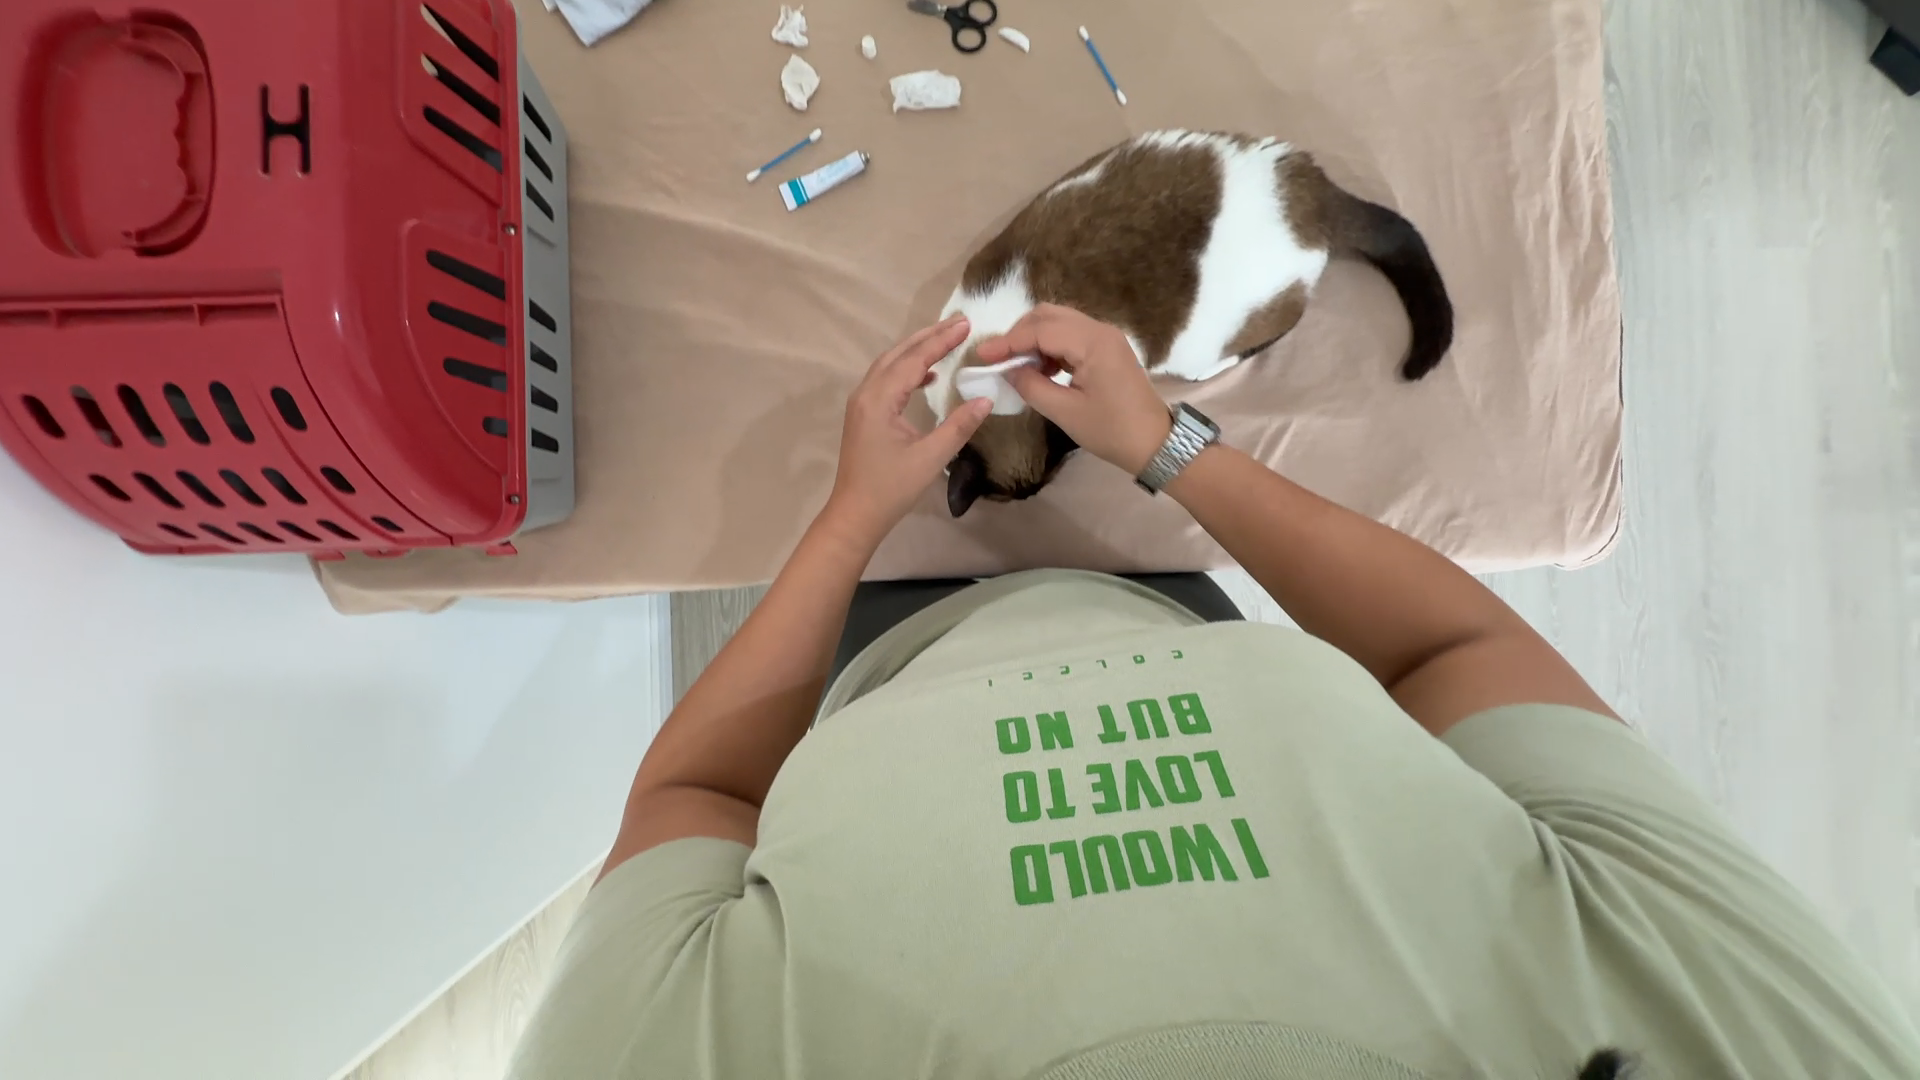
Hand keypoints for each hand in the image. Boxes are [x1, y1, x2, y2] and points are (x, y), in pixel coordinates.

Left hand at [823, 315, 992, 546]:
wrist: (856, 513)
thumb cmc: (891, 488)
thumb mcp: (930, 458)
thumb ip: (958, 426)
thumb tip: (986, 399)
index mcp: (879, 400)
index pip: (914, 360)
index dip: (941, 341)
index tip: (966, 324)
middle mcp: (866, 394)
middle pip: (898, 354)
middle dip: (929, 337)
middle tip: (959, 323)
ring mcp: (861, 403)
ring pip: (889, 364)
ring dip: (917, 349)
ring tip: (946, 340)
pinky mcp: (863, 414)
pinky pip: (885, 379)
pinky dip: (907, 369)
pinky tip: (927, 375)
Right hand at [978, 305, 1172, 474]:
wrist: (1154, 443)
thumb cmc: (1111, 430)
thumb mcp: (1066, 413)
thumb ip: (1033, 387)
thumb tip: (1009, 371)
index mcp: (1093, 342)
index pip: (1040, 330)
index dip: (1008, 341)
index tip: (982, 356)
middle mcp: (1100, 330)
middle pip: (1049, 316)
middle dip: (1019, 334)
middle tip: (997, 358)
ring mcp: (1106, 337)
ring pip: (1059, 323)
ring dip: (1033, 339)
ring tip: (1016, 366)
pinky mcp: (1107, 349)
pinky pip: (1071, 336)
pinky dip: (1049, 347)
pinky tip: (1039, 369)